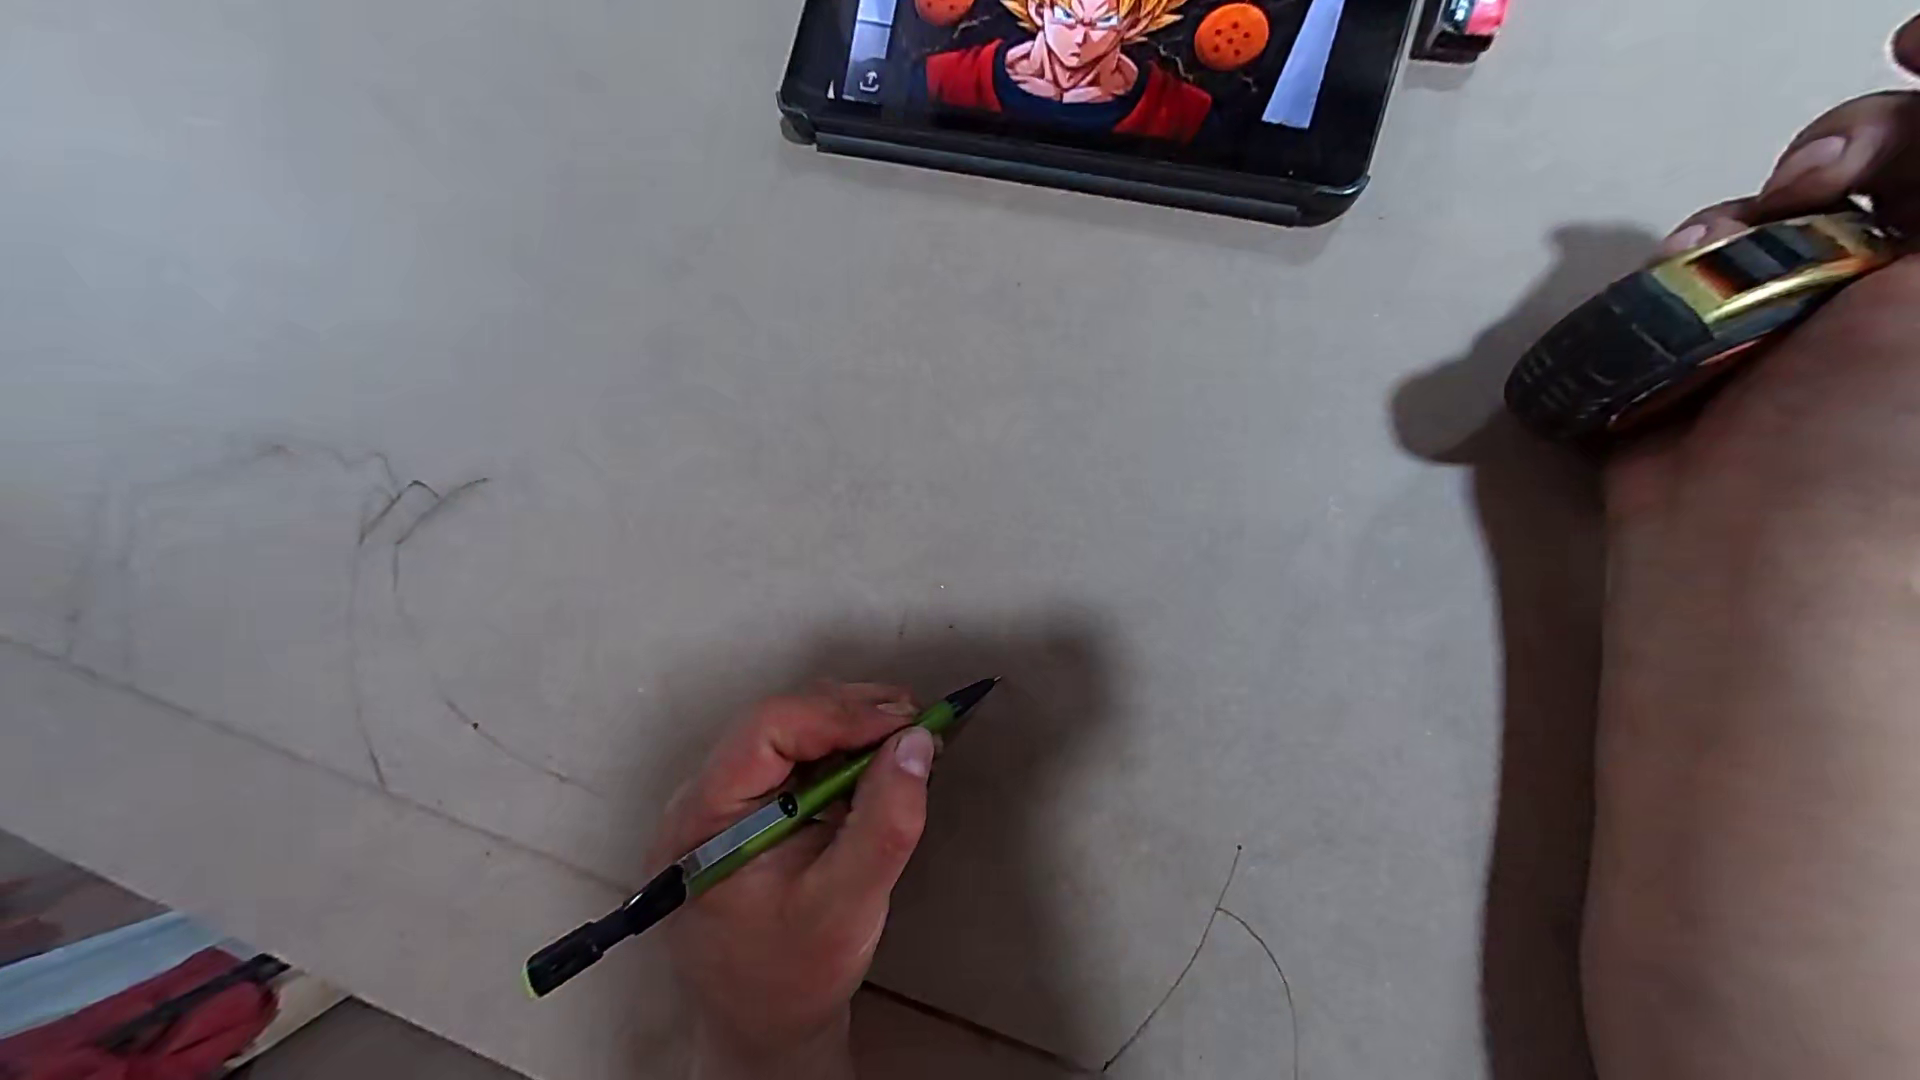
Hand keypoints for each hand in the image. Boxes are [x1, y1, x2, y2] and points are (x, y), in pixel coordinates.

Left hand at [652, 684, 936, 1079]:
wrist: (764, 1026)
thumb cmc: (794, 976)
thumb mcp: (848, 906)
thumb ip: (886, 823)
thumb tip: (918, 741)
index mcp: (703, 818)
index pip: (766, 730)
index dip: (837, 714)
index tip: (903, 724)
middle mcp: (707, 793)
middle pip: (781, 719)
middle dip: (855, 712)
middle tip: (917, 722)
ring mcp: (730, 795)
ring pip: (796, 726)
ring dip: (857, 723)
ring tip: (909, 736)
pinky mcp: (757, 801)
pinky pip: (804, 751)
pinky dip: (851, 744)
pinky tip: (884, 756)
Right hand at [1586, 15, 1919, 1079]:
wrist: (1756, 551)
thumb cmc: (1895, 446)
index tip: (1912, 49)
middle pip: (1902, 149)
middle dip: (1859, 134)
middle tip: (1820, 169)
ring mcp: (1809, 319)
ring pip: (1783, 205)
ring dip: (1753, 199)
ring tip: (1729, 232)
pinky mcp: (1709, 353)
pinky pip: (1692, 272)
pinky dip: (1679, 260)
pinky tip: (1675, 276)